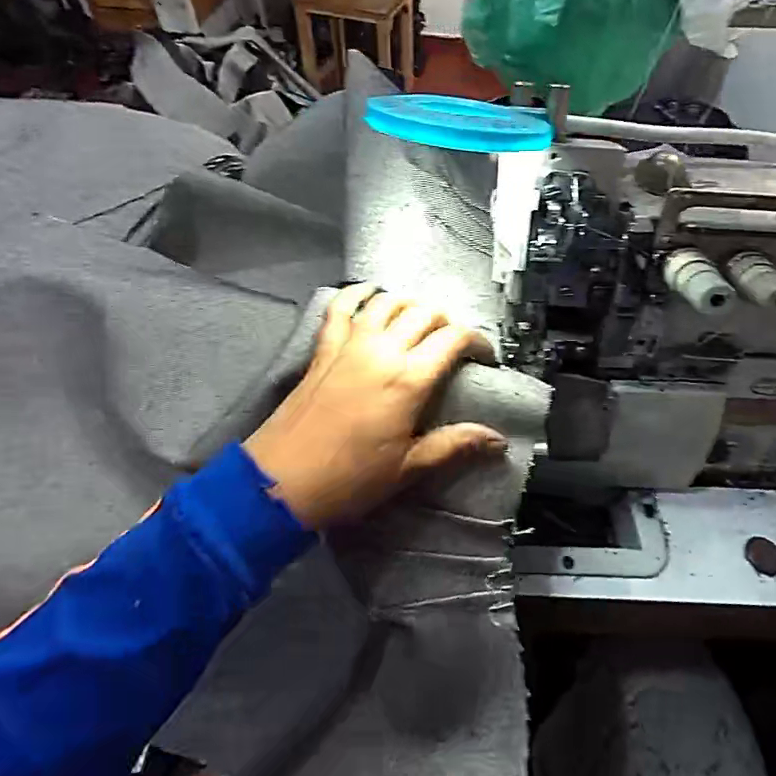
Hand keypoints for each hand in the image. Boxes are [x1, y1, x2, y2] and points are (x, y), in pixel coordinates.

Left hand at [243, 285, 506, 529]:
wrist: (278, 483)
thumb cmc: (350, 479)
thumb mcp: (409, 466)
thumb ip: (455, 445)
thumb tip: (498, 441)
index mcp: (409, 380)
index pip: (453, 339)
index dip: (477, 341)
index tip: (485, 357)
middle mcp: (382, 351)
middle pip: (425, 314)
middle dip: (447, 322)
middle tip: (455, 343)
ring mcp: (349, 346)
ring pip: (388, 304)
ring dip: (411, 305)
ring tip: (422, 320)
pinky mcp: (323, 350)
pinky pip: (341, 309)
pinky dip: (358, 295)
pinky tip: (370, 292)